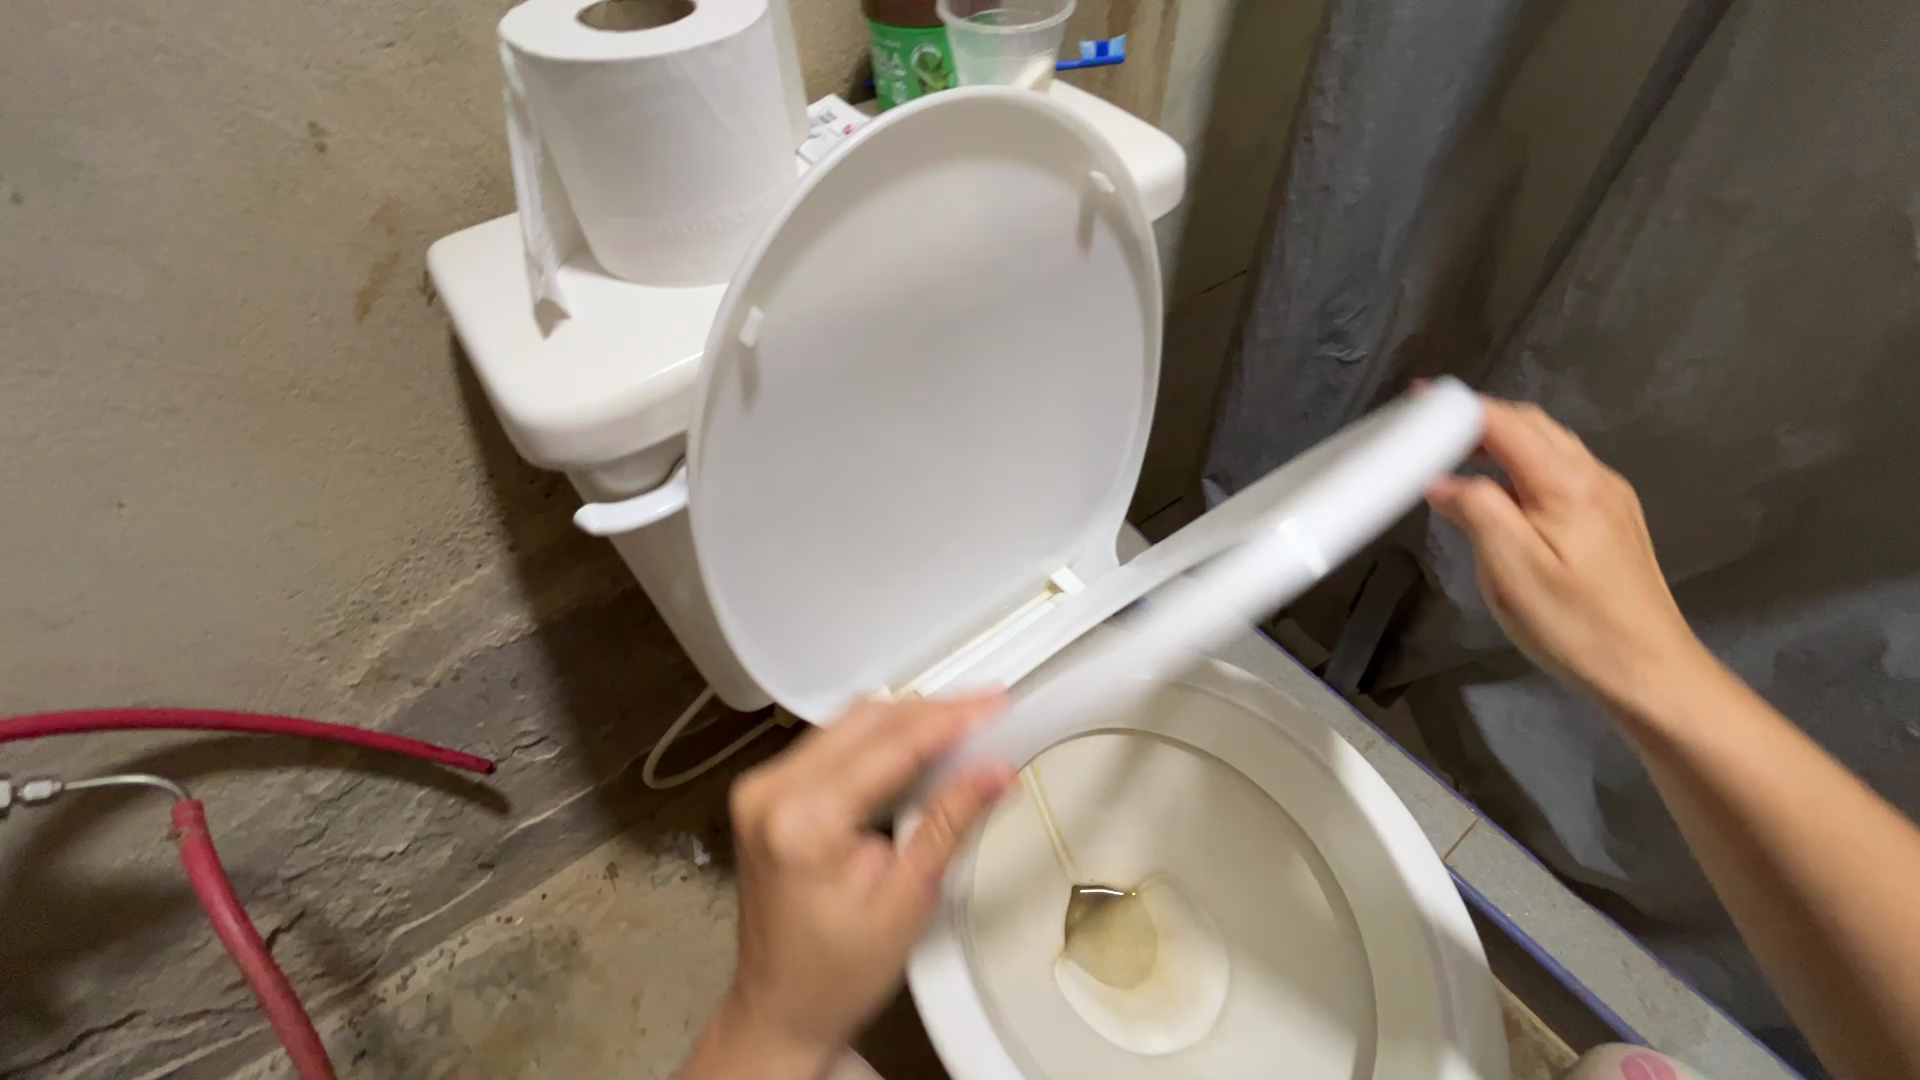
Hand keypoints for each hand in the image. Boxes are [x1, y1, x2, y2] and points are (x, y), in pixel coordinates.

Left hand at [702, 694, 1015, 1075]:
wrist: (780, 1008)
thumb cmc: (835, 974)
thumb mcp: (908, 898)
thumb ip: (950, 821)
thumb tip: (994, 771)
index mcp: (803, 821)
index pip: (891, 745)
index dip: (949, 719)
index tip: (991, 705)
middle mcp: (770, 791)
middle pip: (867, 719)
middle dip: (932, 710)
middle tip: (984, 709)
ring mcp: (762, 786)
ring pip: (848, 722)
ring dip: (906, 718)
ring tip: (959, 724)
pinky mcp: (766, 789)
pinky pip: (831, 740)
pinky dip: (877, 736)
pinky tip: (913, 742)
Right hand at [1427, 397, 1709, 708]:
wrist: (1647, 670)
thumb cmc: (1572, 623)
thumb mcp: (1509, 569)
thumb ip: (1476, 512)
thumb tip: (1442, 482)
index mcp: (1567, 485)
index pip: (1508, 424)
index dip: (1461, 407)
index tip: (1418, 400)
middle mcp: (1593, 479)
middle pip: (1532, 426)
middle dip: (1478, 417)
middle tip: (1427, 427)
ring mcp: (1607, 498)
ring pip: (1547, 446)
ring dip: (1498, 439)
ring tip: (1451, 453)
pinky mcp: (1609, 519)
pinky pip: (1557, 470)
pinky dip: (1517, 463)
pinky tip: (1494, 490)